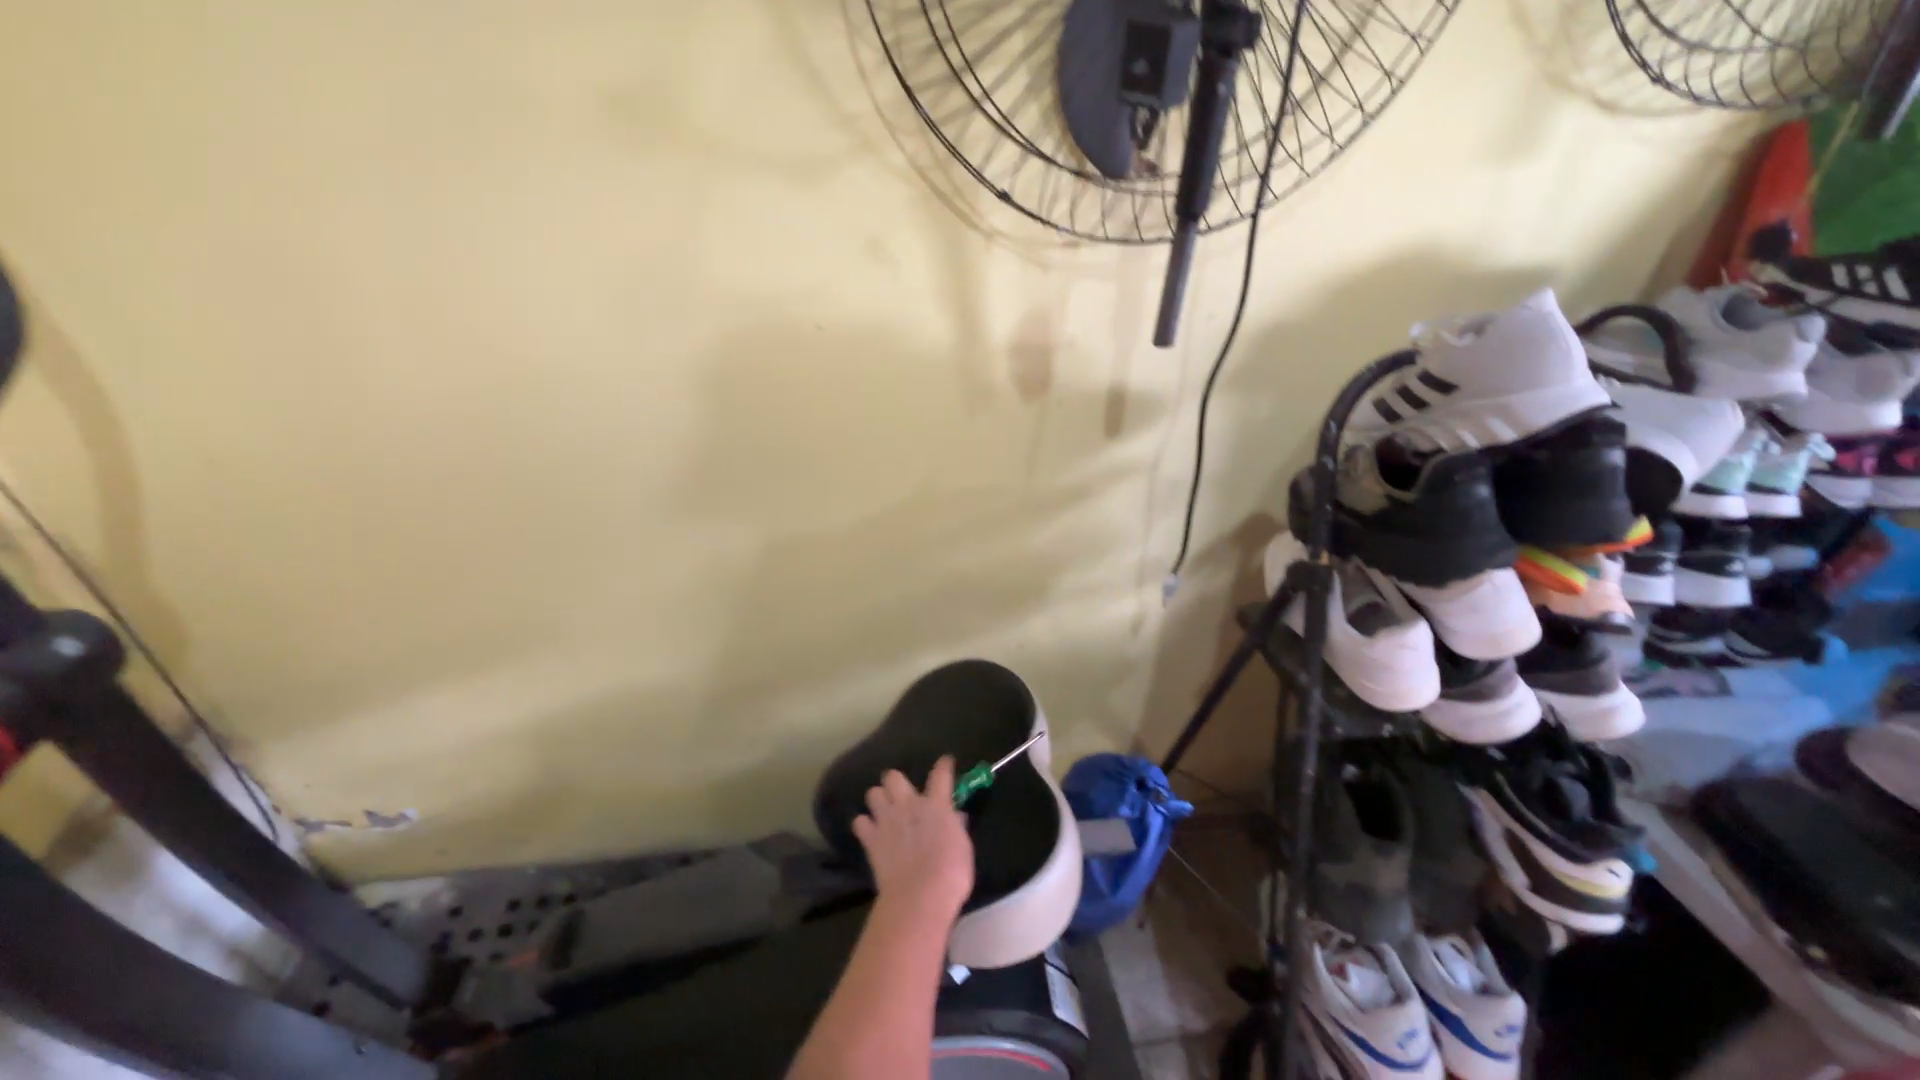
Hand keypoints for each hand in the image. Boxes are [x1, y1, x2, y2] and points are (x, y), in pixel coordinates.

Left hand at [852, 757, 975, 921]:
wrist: (920, 896)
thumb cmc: (951, 873)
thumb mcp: (964, 847)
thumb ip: (957, 827)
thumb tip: (956, 816)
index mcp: (936, 805)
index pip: (941, 775)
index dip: (944, 765)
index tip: (945, 761)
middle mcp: (908, 804)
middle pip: (893, 776)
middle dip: (896, 782)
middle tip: (903, 795)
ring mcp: (886, 819)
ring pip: (873, 793)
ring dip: (879, 800)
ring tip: (884, 812)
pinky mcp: (870, 838)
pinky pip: (859, 822)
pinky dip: (864, 825)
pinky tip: (871, 833)